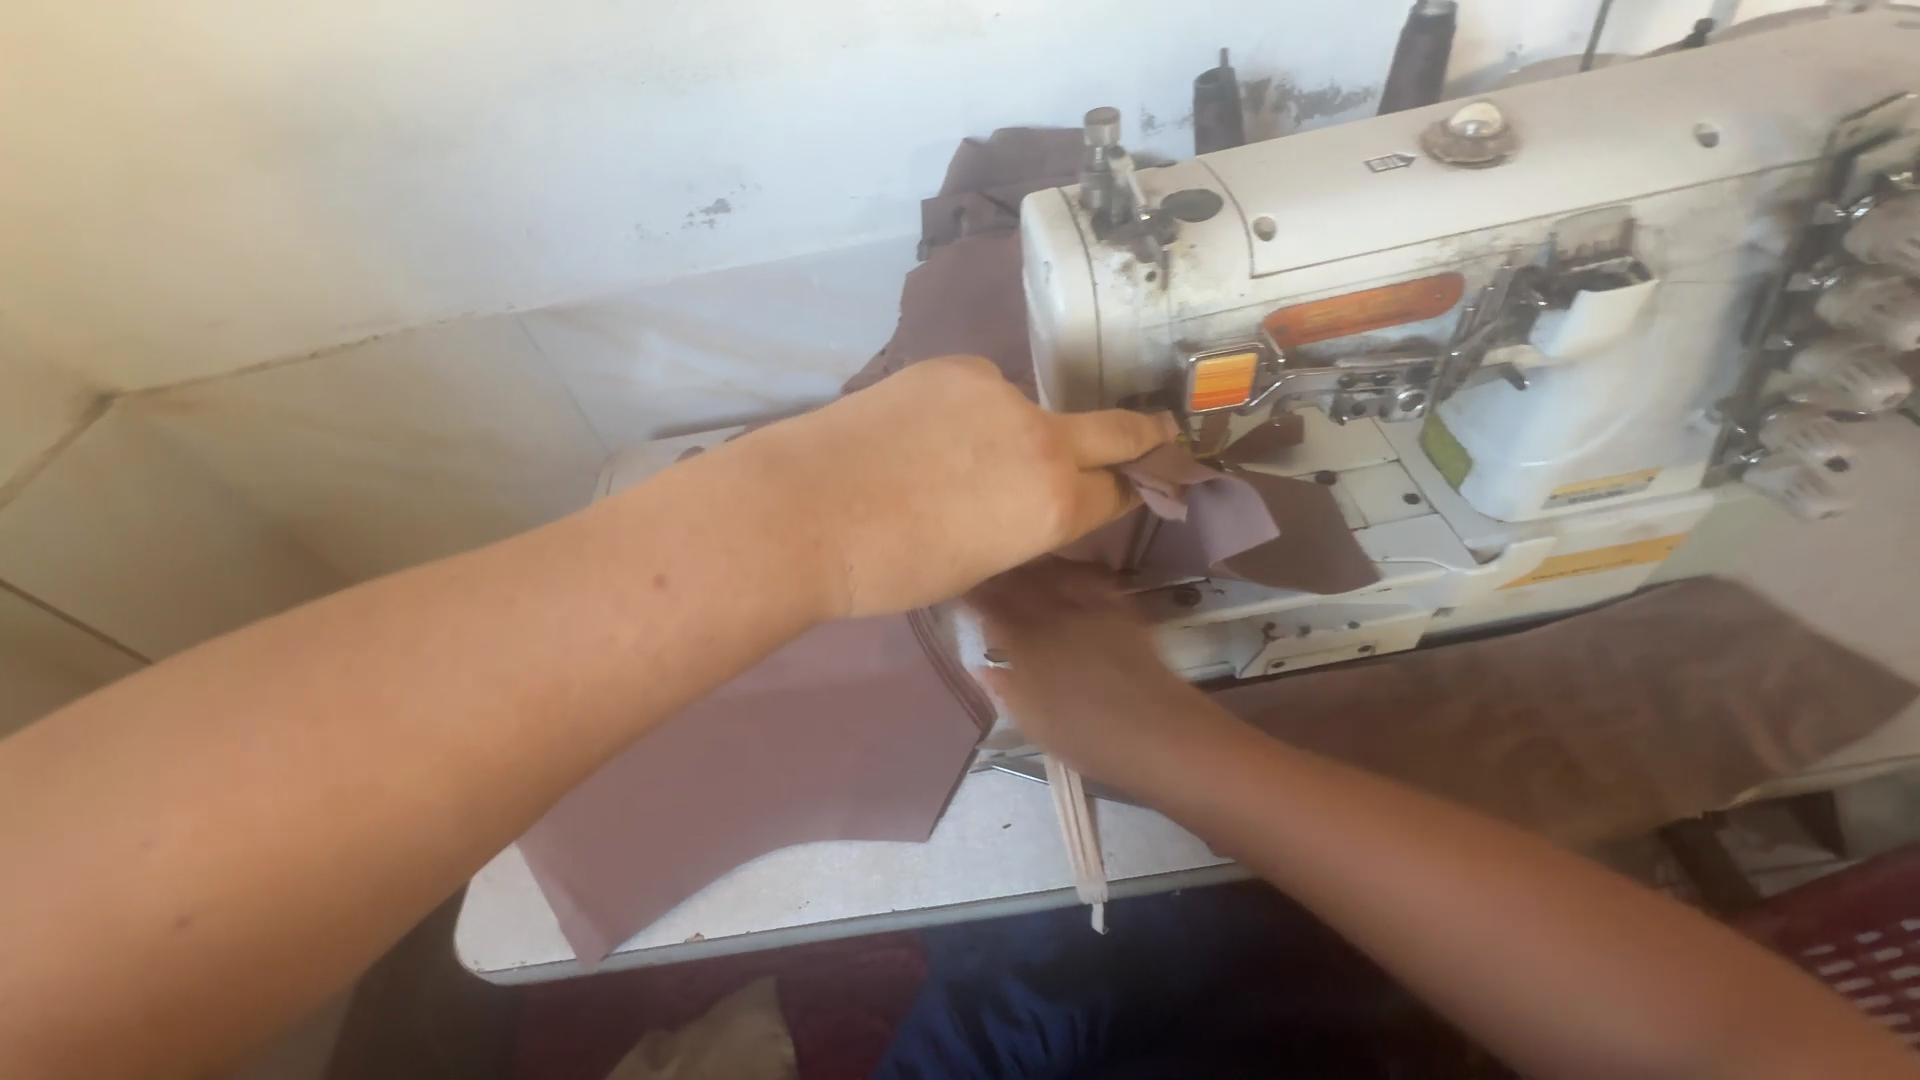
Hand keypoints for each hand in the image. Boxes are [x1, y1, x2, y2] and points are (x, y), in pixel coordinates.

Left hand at [739, 357, 1176, 617]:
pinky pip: (980, 389)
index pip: (1118, 491)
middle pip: (1118, 429)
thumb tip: (1028, 496)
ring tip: (959, 457)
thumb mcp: (977, 564)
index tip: (1132, 484)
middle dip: (1144, 435)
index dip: (1126, 491)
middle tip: (1158, 433)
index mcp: (1054, 506)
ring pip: (1031, 408)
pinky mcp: (954, 365)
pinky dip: (968, 409)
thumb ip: (1022, 524)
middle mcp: (1044, 441)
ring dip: (1018, 428)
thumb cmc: (888, 568)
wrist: (802, 511)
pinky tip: (925, 432)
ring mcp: (1001, 393)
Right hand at [968, 560, 1235, 793]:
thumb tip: (984, 667)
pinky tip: (1065, 573)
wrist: (1159, 734)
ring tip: (1020, 567)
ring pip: (1052, 570)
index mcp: (1025, 643)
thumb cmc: (1090, 739)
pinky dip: (1070, 570)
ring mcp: (1090, 606)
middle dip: (998, 573)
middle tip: (986, 574)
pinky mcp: (1120, 606)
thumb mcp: (1034, 724)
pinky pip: (1089, 576)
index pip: (989, 605)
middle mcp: (1054, 615)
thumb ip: (1006, 689)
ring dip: (1031, 566)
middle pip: (1019, 579)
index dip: (972, 593)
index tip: (960, 590)